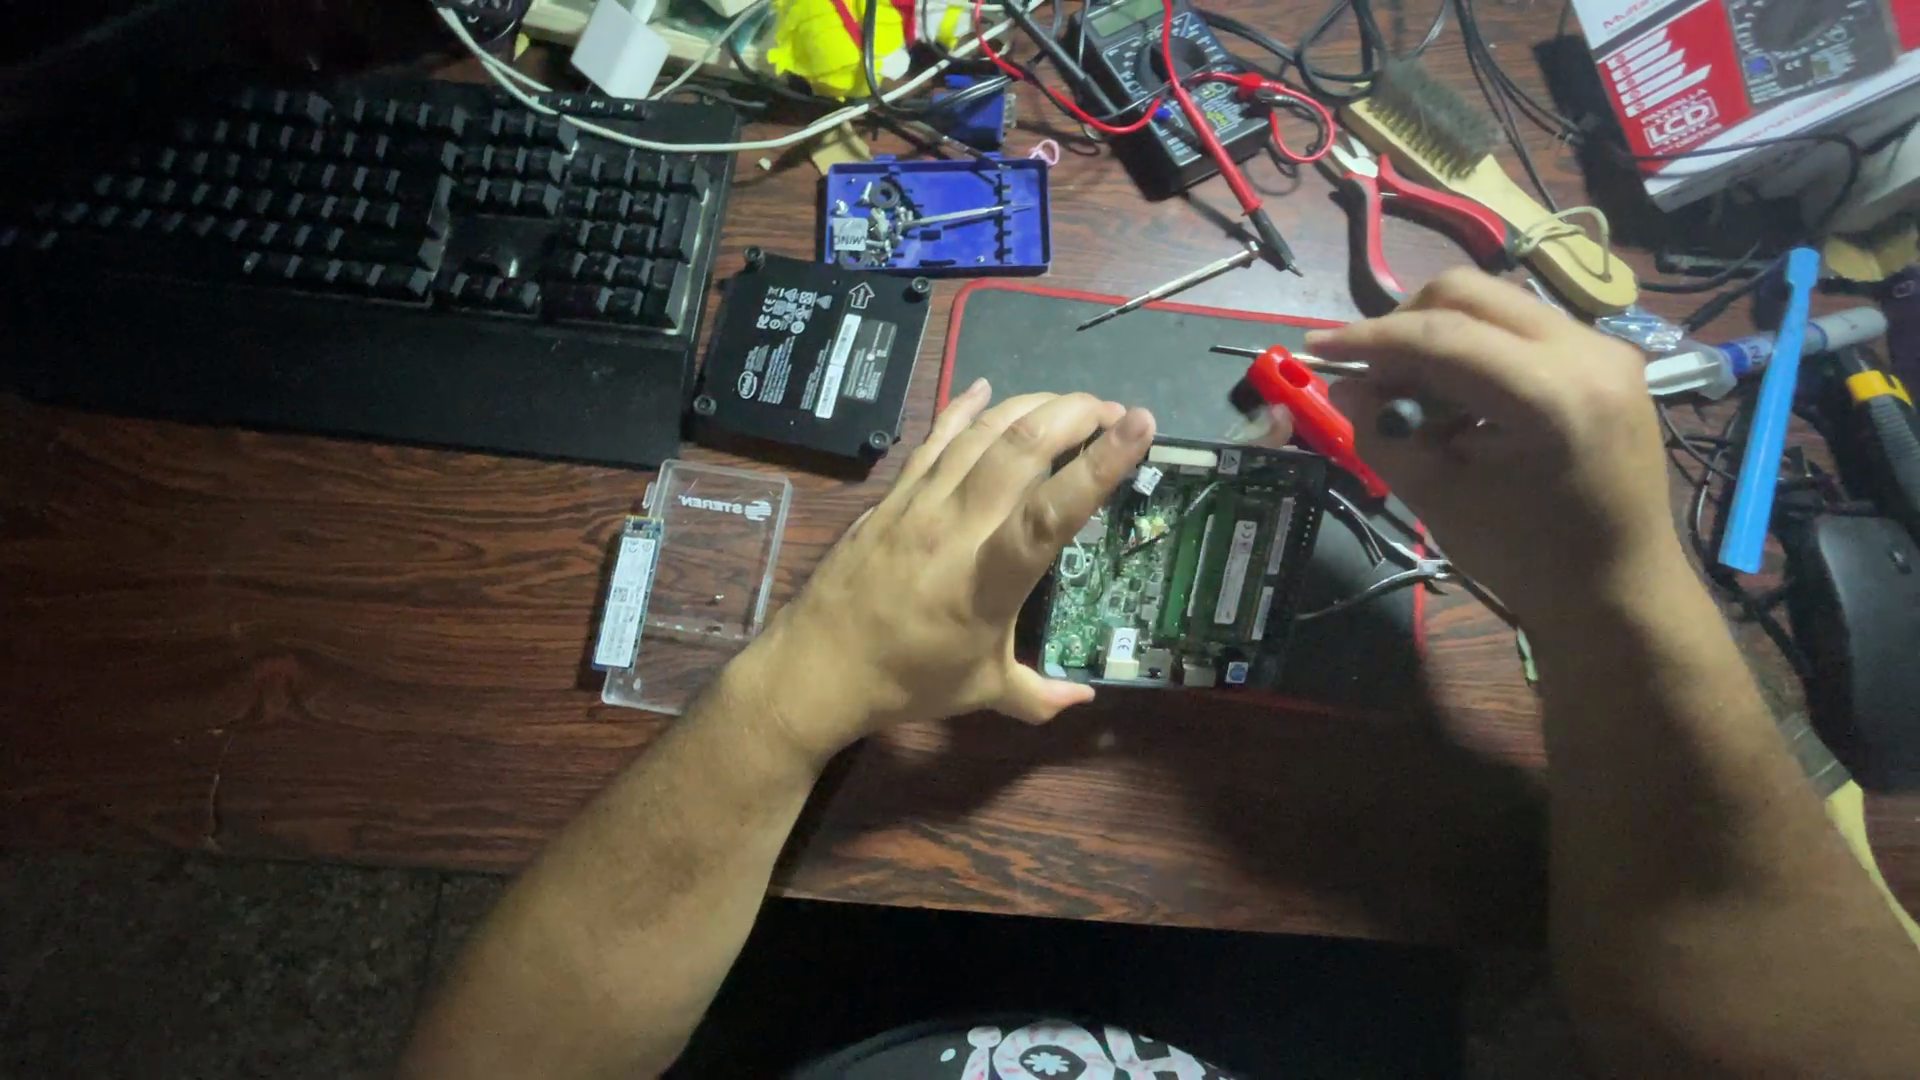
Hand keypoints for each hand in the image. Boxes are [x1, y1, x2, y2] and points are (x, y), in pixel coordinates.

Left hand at [731, 381, 1156, 764]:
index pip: (1051, 513)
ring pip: (980, 433)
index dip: (1098, 464)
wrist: (816, 668)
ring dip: (1030, 406)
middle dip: (1074, 414)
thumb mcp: (980, 694)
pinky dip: (961, 409)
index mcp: (989, 582)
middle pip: (1019, 449)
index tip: (1139, 423)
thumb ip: (1039, 697)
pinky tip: (984, 388)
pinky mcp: (891, 496)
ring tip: (1069, 402)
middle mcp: (956, 529)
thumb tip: (1087, 700)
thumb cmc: (904, 682)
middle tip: (1112, 410)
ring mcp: (919, 505)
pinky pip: (931, 439)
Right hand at [1304, 269, 1682, 623]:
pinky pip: (1514, 327)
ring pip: (1491, 303)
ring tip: (1408, 395)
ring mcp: (1601, 349)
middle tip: (1369, 375)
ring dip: (1432, 337)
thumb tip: (1346, 386)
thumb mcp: (1433, 497)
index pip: (1440, 334)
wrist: (1615, 585)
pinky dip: (1465, 350)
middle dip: (1400, 325)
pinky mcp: (1601, 360)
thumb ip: (1381, 434)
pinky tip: (1451, 400)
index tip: (1314, 348)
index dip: (1367, 337)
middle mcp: (1587, 352)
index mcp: (1548, 395)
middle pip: (1469, 293)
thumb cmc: (1521, 555)